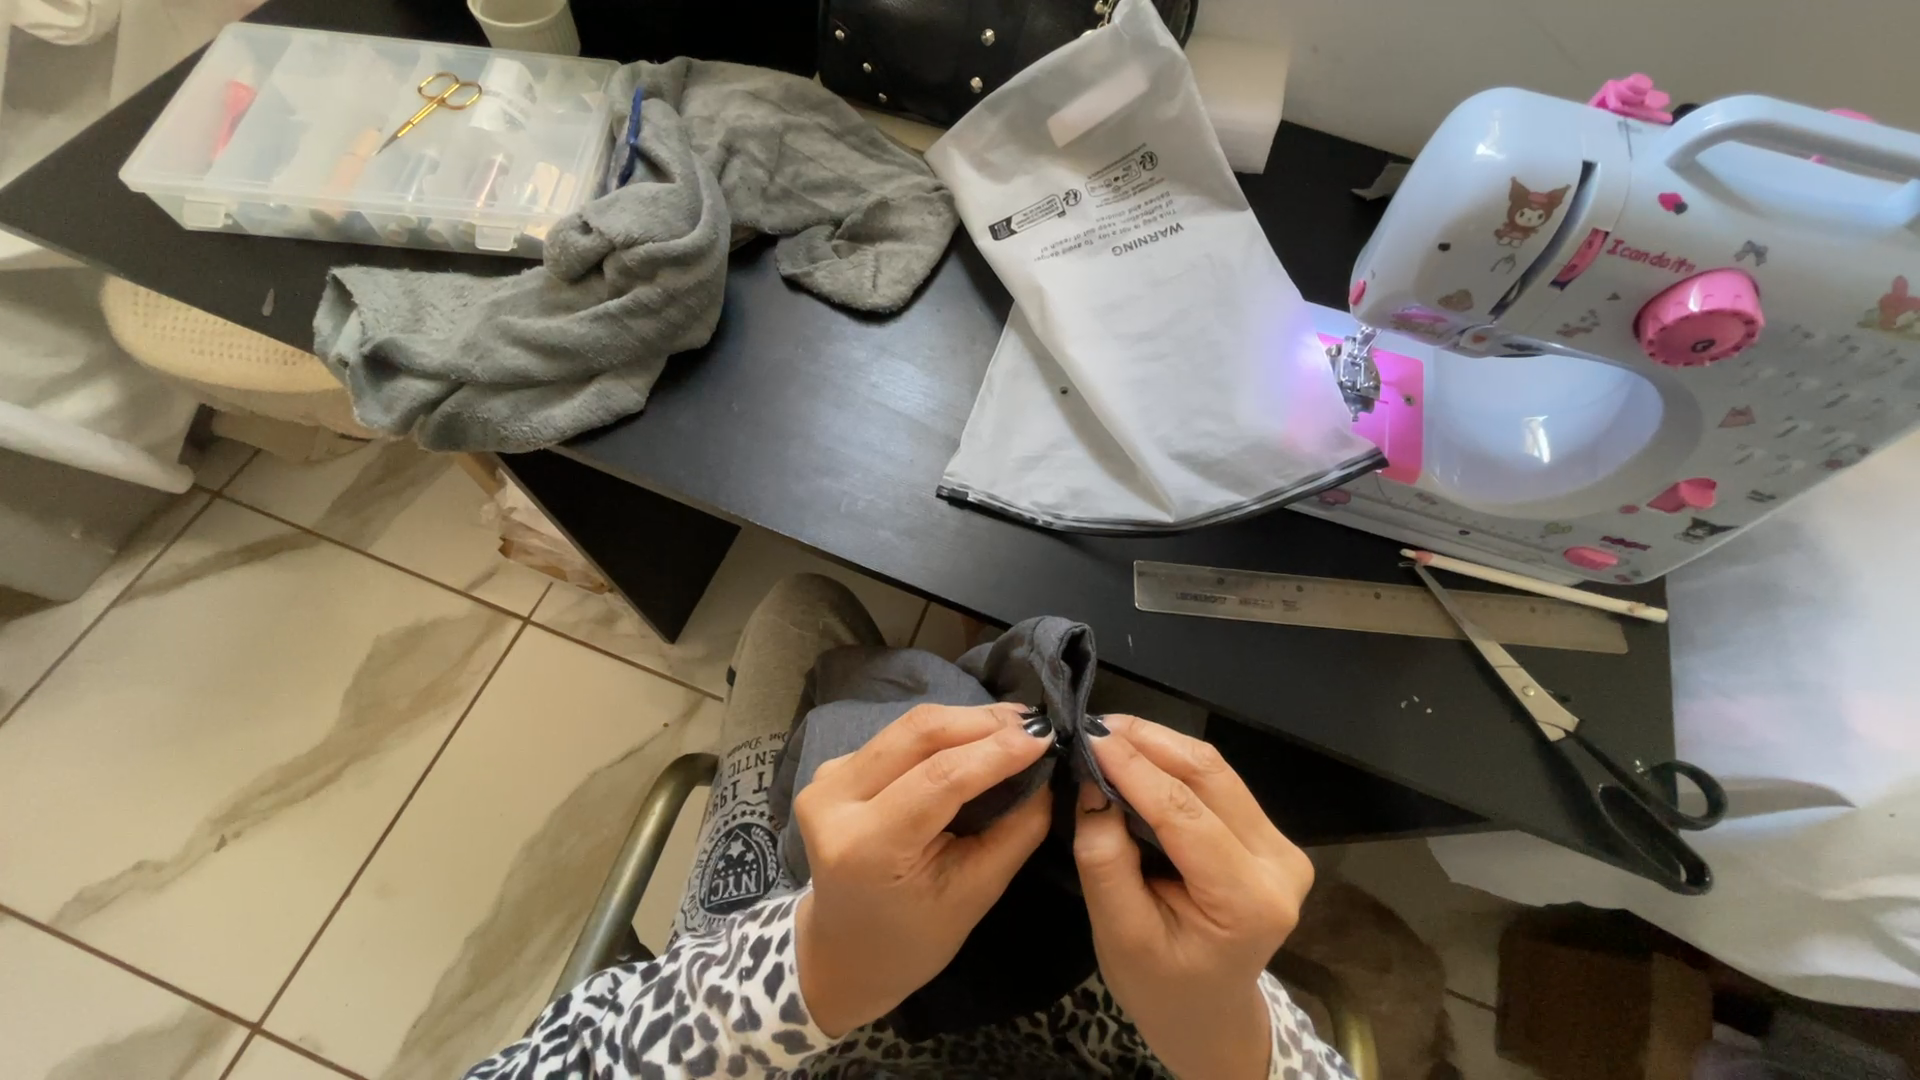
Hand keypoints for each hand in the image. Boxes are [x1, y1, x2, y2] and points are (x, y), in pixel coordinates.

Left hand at [794, 702, 1053, 1036]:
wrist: (842, 953)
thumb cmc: (911, 940)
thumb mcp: (974, 896)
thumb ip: (1015, 831)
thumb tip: (1047, 772)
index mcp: (865, 847)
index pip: (940, 778)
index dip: (997, 750)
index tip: (1046, 734)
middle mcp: (833, 800)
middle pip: (918, 733)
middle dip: (983, 721)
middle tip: (1035, 722)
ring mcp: (826, 779)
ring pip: (908, 727)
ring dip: (965, 720)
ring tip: (1014, 725)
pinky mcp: (831, 768)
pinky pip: (896, 737)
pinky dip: (942, 733)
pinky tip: (974, 740)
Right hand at [1072, 715, 1314, 1079]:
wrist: (1210, 1015)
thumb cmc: (1161, 987)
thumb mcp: (1120, 935)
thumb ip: (1105, 861)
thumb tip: (1092, 786)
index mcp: (1248, 901)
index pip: (1184, 813)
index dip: (1133, 767)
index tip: (1087, 735)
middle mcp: (1278, 863)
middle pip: (1208, 775)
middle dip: (1146, 740)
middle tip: (1091, 725)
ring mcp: (1280, 845)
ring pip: (1213, 768)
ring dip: (1156, 743)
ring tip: (1105, 734)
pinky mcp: (1266, 834)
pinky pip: (1214, 780)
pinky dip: (1169, 760)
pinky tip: (1133, 754)